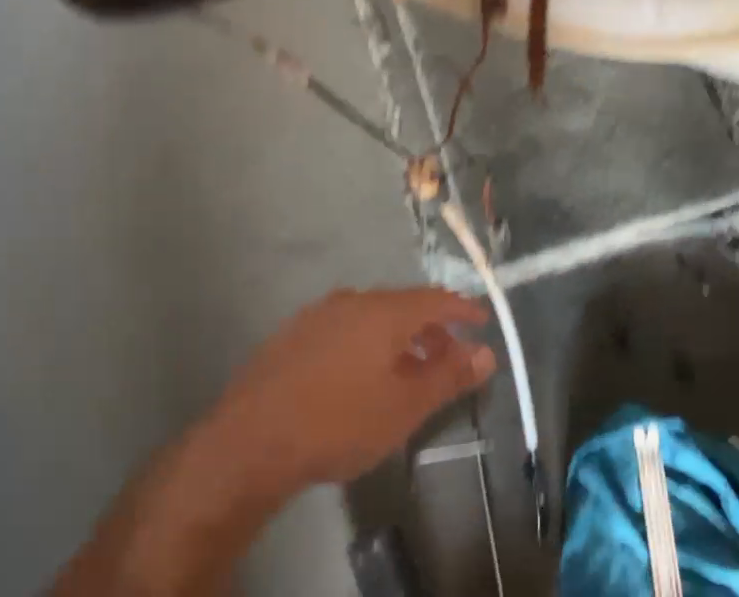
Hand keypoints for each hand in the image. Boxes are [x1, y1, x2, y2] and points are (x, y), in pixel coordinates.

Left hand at [209, 288, 497, 488]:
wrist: (252, 441)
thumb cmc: (339, 423)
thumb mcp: (405, 407)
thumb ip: (448, 377)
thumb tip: (486, 353)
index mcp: (383, 312)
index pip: (435, 298)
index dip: (462, 309)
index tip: (482, 322)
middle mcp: (351, 302)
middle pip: (402, 306)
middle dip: (431, 330)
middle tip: (449, 359)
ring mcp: (316, 316)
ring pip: (371, 319)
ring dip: (398, 340)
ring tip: (409, 374)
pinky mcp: (292, 336)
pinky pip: (344, 330)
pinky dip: (367, 346)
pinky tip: (362, 379)